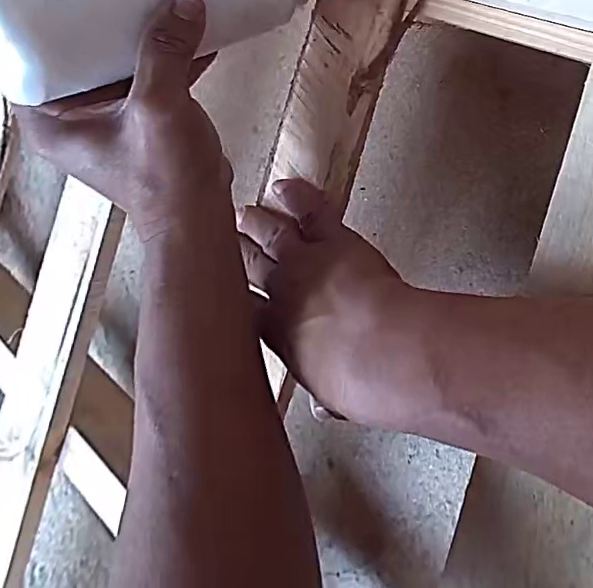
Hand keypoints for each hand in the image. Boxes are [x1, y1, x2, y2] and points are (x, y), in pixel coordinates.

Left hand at [14, 0, 231, 240]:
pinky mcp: (144, 123)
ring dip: (145, 40)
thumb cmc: (165, 177)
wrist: (200, 213)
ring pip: (120, 66)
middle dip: (107, 25)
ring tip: (164, 9)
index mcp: (51, 120)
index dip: (47, 24)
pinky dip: (170, 59)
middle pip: (81, 56)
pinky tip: (195, 39)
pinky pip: (150, 79)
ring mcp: (111, 121)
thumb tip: (180, 3)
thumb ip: (166, 53)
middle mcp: (74, 119)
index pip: (30, 59)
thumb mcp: (159, 106)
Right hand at [238, 179, 421, 423]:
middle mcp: (279, 294)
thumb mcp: (331, 394)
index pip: (238, 312)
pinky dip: (297, 195)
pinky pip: (311, 210)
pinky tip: (284, 185)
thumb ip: (323, 394)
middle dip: (230, 253)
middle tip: (216, 242)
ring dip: (253, 221)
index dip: (226, 300)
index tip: (216, 293)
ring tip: (238, 212)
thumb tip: (325, 408)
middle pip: (245, 266)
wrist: (376, 349)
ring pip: (269, 233)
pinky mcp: (332, 240)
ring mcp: (303, 262)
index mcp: (274, 335)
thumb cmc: (355, 380)